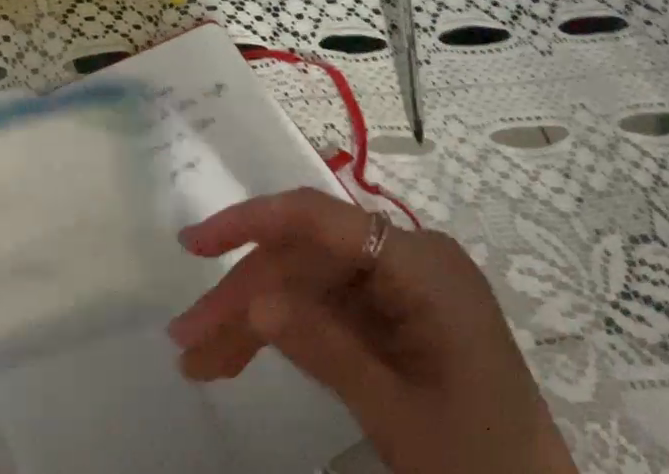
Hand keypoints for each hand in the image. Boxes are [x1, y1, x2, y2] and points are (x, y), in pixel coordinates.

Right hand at [168, 188, 575, 473]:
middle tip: (186, 340)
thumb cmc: (482, 459)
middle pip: (299, 260)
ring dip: (249, 321)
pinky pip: (317, 311)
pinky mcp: (387, 318)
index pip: (318, 219)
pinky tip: (235, 359)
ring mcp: (395, 289)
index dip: (248, 222)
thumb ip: (326, 349)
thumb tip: (255, 304)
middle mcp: (405, 261)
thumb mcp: (398, 411)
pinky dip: (277, 335)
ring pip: (299, 286)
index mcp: (421, 265)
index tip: (192, 245)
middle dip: (241, 298)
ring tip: (199, 362)